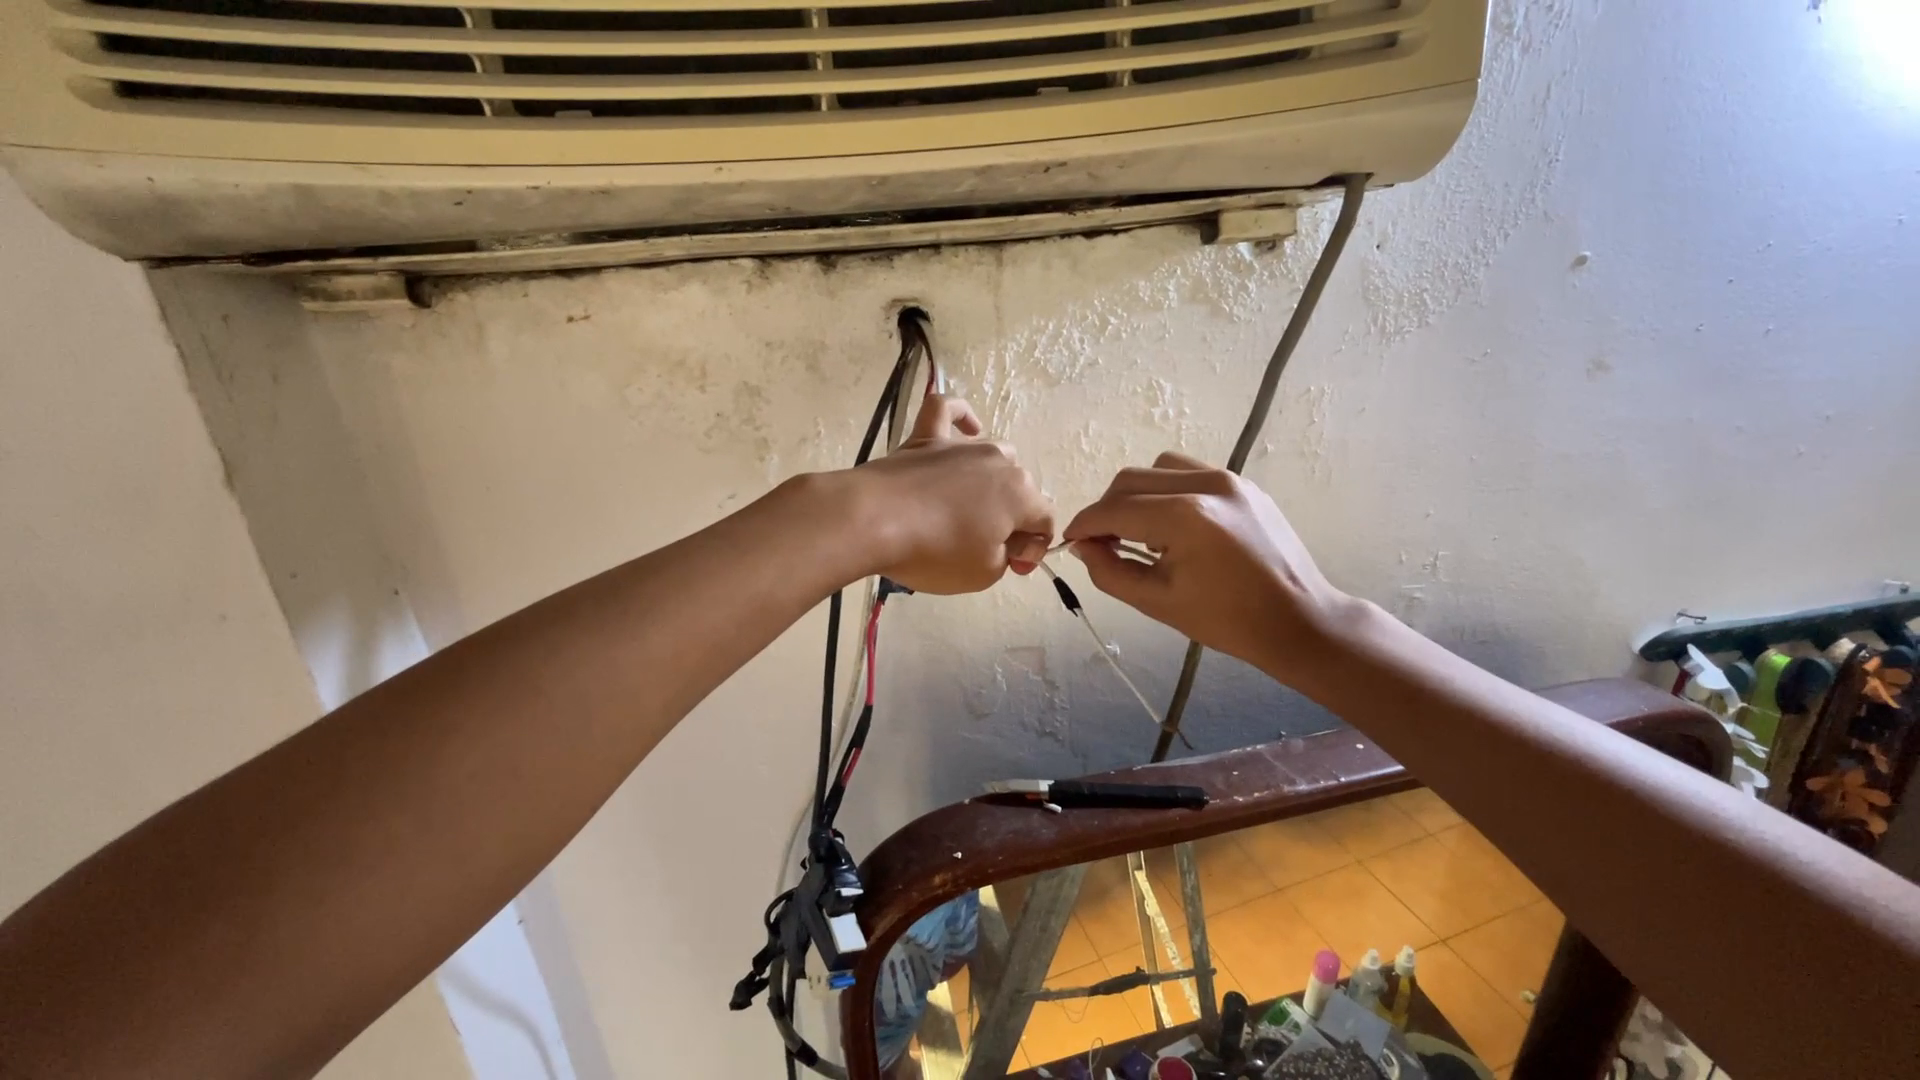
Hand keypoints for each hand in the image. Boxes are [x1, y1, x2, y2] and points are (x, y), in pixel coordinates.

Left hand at [853, 395, 1053, 594]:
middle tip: (986, 547)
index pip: (1045, 520)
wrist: (873, 521)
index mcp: (1020, 494)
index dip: (1034, 548)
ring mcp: (961, 446)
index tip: (1012, 567)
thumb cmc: (935, 552)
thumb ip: (1006, 558)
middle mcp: (998, 461)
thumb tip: (1006, 543)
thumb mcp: (983, 574)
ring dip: (990, 481)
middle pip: (1020, 488)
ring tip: (968, 509)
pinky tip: (966, 429)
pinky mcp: (925, 438)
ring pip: (994, 455)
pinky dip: (960, 416)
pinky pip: (948, 411)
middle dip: (1012, 518)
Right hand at [1062, 452, 1357, 679]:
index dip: (1084, 525)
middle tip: (1101, 543)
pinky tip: (1171, 526)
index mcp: (1185, 517)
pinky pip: (1188, 472)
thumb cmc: (1228, 621)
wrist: (1299, 620)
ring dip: (1135, 495)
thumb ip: (1110, 571)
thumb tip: (1082, 547)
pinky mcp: (1242, 484)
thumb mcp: (1158, 602)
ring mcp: (1228, 479)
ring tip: (1138, 532)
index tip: (1069, 542)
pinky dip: (1166, 491)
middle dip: (1106, 509)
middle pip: (1130, 480)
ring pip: (1158, 468)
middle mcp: (1206, 484)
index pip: (1113, 509)